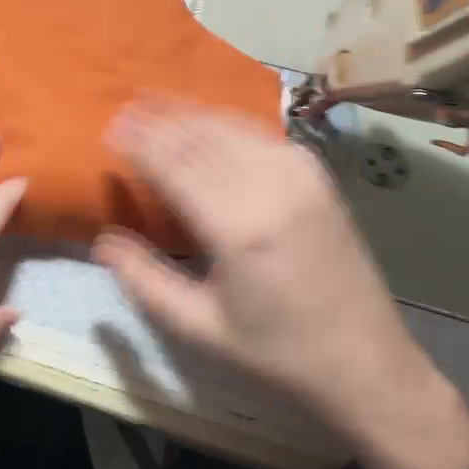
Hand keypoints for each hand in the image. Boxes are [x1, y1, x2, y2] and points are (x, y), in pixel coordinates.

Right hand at [96, 98, 468, 468]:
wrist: (367, 364)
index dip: (139, 143)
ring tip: (154, 104)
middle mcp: (271, 191)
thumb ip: (145, 280)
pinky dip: (226, 123)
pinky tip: (205, 121)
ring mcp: (301, 180)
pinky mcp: (319, 180)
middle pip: (201, 139)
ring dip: (189, 115)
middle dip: (158, 122)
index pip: (175, 166)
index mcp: (237, 228)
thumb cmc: (275, 351)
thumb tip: (102, 240)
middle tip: (123, 111)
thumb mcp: (198, 326)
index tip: (108, 129)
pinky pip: (262, 136)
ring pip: (232, 129)